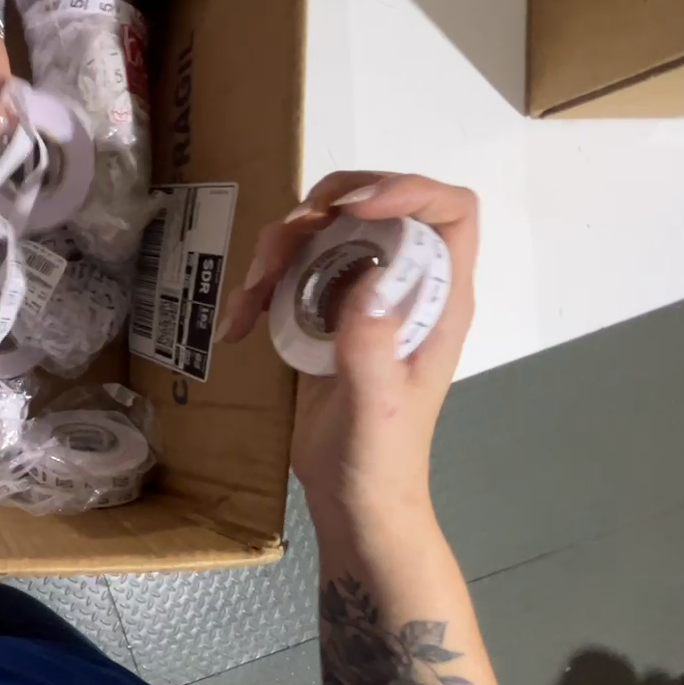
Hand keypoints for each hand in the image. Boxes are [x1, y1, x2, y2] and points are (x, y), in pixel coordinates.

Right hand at [218, 172, 479, 525]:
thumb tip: (362, 279)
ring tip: (247, 297)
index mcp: (436, 300)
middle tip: (277, 251)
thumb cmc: (378, 456)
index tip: (350, 209)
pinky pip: (285, 278)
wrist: (351, 493)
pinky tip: (236, 326)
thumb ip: (372, 346)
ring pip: (319, 238)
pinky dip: (254, 291)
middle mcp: (399, 287)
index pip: (447, 213)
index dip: (406, 191)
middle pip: (369, 209)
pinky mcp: (315, 318)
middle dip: (319, 214)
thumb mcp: (376, 406)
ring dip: (275, 253)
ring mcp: (354, 300)